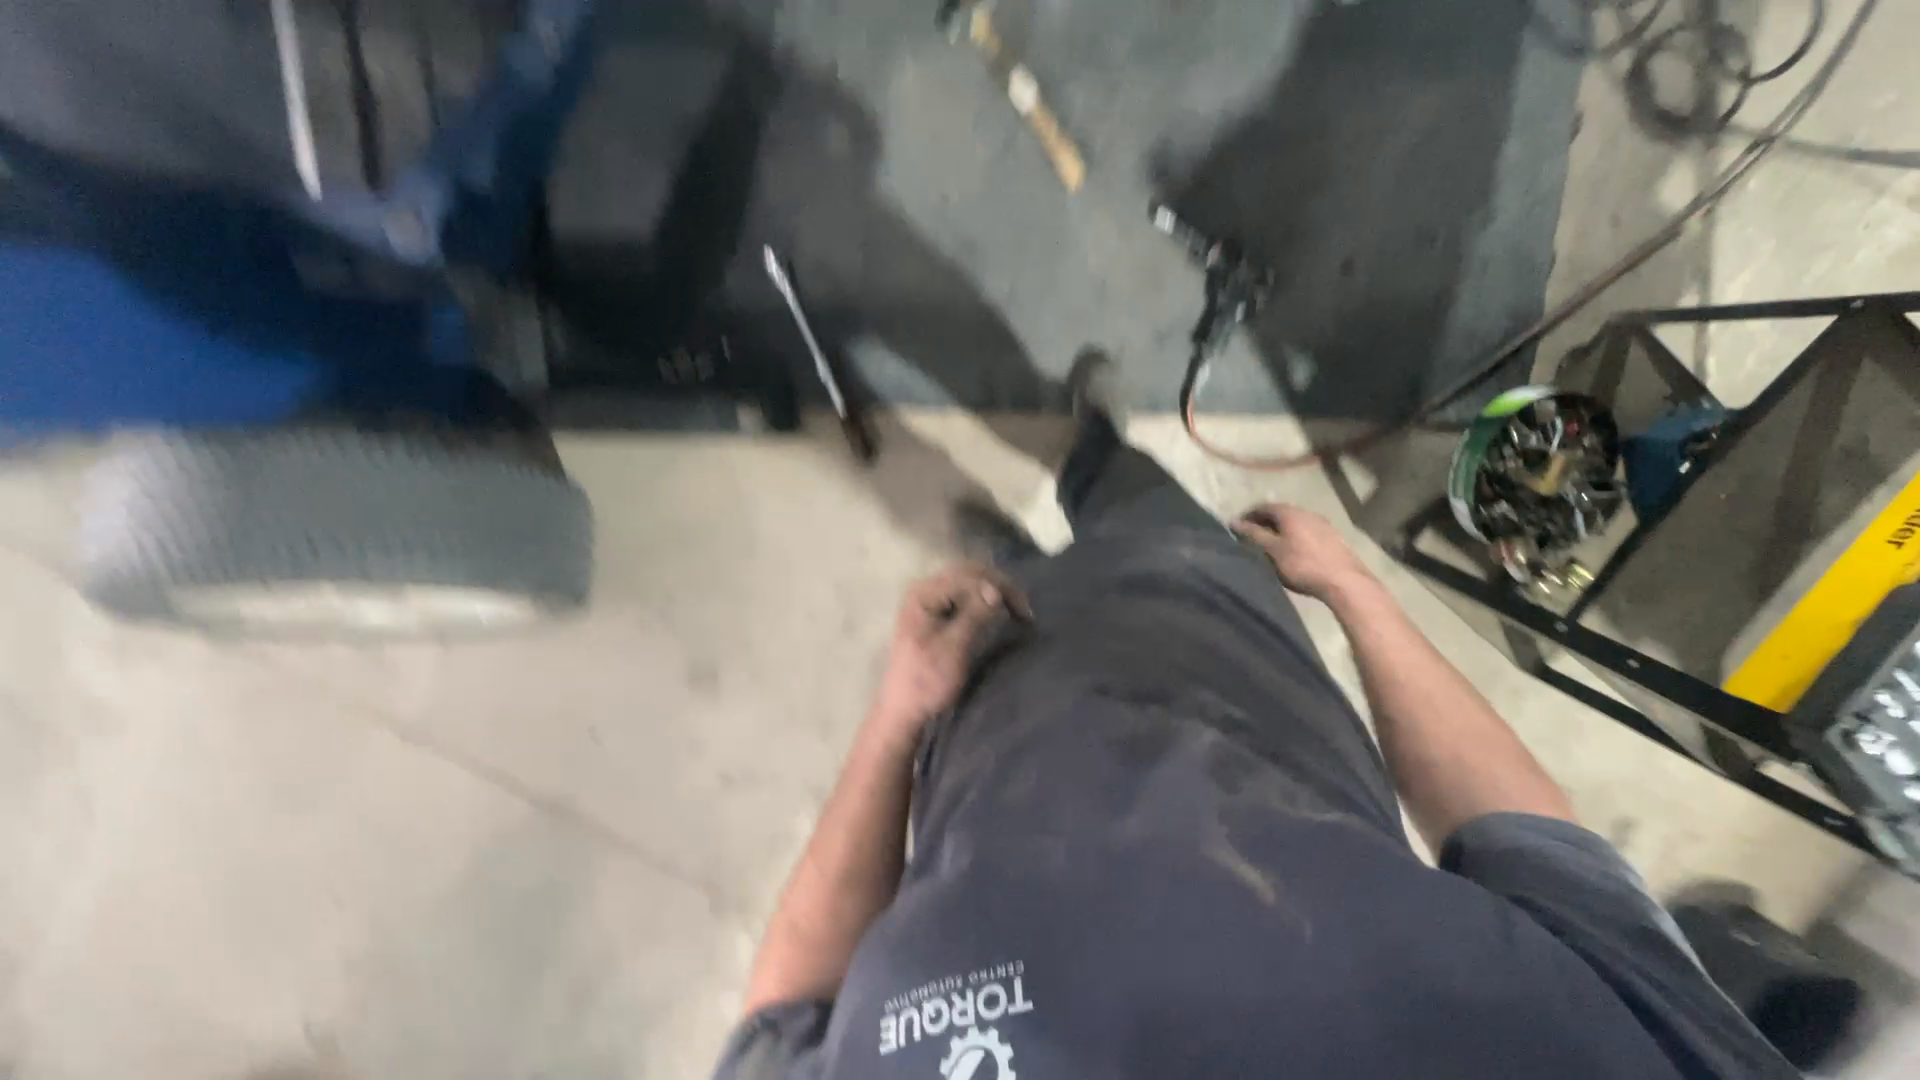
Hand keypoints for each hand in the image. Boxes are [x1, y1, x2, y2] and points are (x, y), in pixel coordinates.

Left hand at [868, 562, 1028, 743]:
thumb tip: (996, 590)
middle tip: (1025, 610)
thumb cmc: (926, 682)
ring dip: (995, 593)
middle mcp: (924, 590)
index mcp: (923, 594)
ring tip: (1017, 611)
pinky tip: (1000, 613)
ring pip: (969, 584)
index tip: (1023, 613)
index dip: (999, 587)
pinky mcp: (935, 614)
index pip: (968, 576)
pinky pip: (965, 597)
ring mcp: (929, 601)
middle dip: (1000, 587)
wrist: (905, 711)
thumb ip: (973, 616)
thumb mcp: (953, 649)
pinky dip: (985, 602)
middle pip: (970, 574)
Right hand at [1233, 503, 1375, 601]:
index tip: (1238, 527)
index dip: (1249, 515)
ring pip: (1296, 523)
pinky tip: (1294, 552)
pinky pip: (1307, 532)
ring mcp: (1323, 524)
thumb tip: (1234, 521)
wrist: (1344, 581)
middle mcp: (1307, 513)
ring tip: (1272, 546)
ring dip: (1281, 530)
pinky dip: (1295, 537)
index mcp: (1290, 513)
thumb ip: (1253, 535)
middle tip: (1252, 537)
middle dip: (1265, 523)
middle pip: (1281, 513)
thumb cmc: (1302, 565)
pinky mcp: (1333, 538)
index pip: (1264, 506)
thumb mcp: (1272, 551)